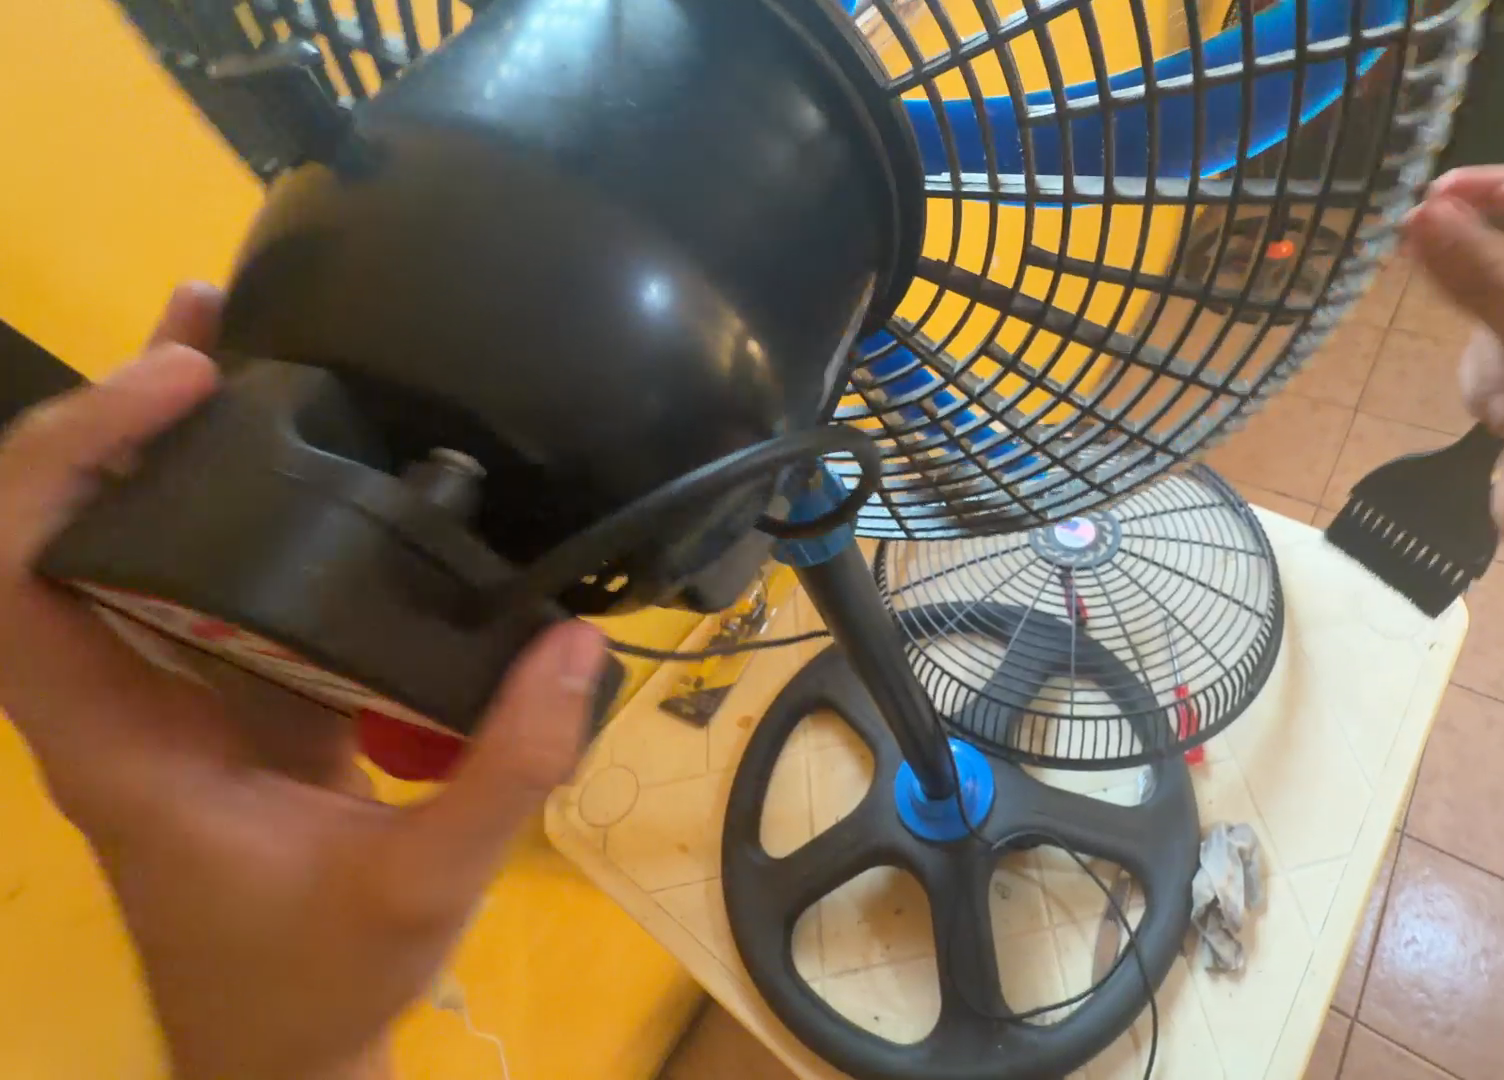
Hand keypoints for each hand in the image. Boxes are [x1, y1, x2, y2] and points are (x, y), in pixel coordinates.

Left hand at [0, 285, 604, 1079]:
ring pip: (161, 563)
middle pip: (76, 541)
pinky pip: (242, 600)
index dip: (65, 467)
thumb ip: (510, 765)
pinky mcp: (260, 711)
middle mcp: (141, 704)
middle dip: (124, 423)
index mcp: (129, 744)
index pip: (22, 583)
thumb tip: (577, 642)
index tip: (181, 387)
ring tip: (269, 373)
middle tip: (217, 326)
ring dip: (194, 462)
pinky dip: (270, 531)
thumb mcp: (428, 877)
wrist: (291, 1049)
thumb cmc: (325, 977)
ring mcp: (202, 705)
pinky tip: (341, 494)